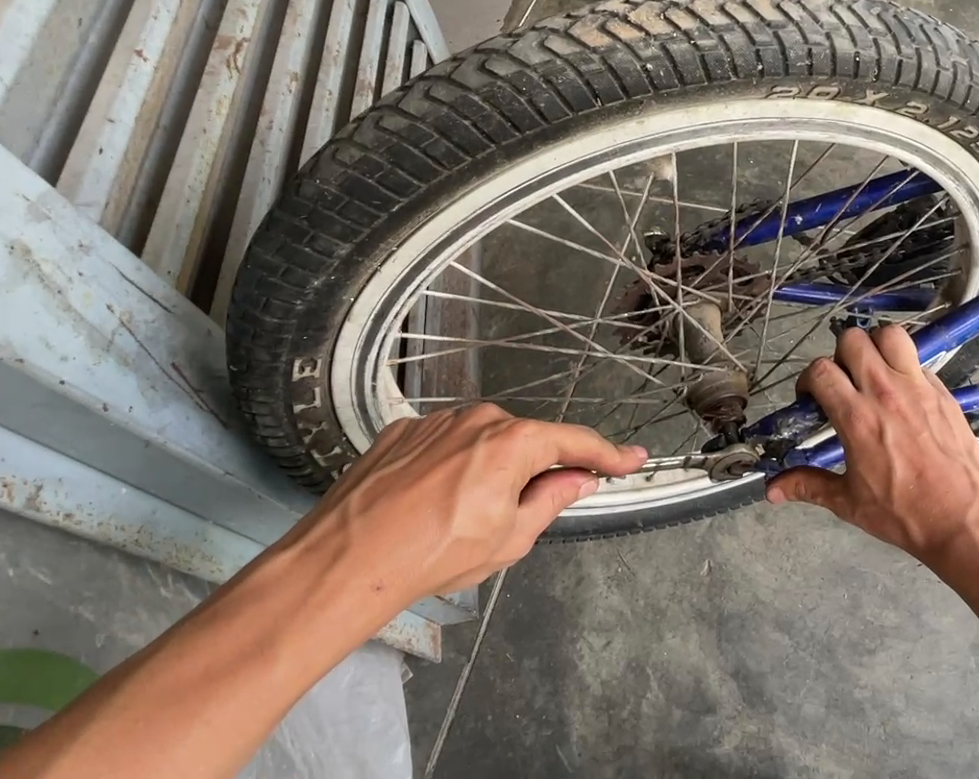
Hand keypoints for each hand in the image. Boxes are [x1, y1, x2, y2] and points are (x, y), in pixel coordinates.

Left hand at [292, 404, 645, 600]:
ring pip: (481, 441)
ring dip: (487, 467)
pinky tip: (428, 500)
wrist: (343, 561)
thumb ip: (551, 500)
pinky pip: (442, 442)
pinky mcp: (400, 430)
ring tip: (459, 515)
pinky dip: (449, 464)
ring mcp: (436, 420)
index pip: (575, 443)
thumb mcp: (509, 539)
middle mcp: (480, 418)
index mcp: (514, 442)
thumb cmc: (436, 556)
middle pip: (524, 441)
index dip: (609, 454)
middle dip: (532, 470)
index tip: (634, 459)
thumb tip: (579, 479)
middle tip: (519, 513)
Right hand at [766, 326, 978, 564]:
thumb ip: (808, 486)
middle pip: (852, 340)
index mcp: (857, 417)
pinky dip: (904, 366)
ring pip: (890, 334)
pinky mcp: (942, 391)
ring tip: (874, 372)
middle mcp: (885, 392)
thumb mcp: (850, 503)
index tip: (812, 398)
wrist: (964, 520)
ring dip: (876, 346)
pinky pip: (918, 360)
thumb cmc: (905, 514)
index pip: (820, 371)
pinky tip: (903, 393)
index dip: (808, 380)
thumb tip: (773, 490)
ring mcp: (918, 387)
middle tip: (843, 382)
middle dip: (839, 355)